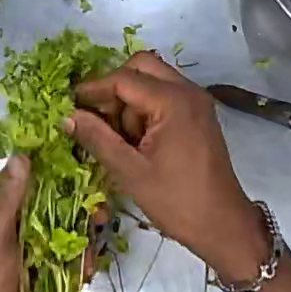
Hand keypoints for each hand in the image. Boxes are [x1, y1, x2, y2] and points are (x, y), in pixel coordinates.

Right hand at [64, 52, 270, 284]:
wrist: (224, 225)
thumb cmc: (177, 201)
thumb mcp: (130, 171)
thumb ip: (98, 138)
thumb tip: (67, 116)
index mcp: (173, 101)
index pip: (123, 79)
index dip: (93, 89)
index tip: (70, 105)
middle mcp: (188, 90)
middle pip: (141, 66)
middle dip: (115, 87)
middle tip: (100, 118)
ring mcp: (196, 100)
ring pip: (153, 78)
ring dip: (131, 97)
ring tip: (122, 136)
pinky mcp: (199, 113)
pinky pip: (166, 93)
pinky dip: (147, 105)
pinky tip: (138, 138)